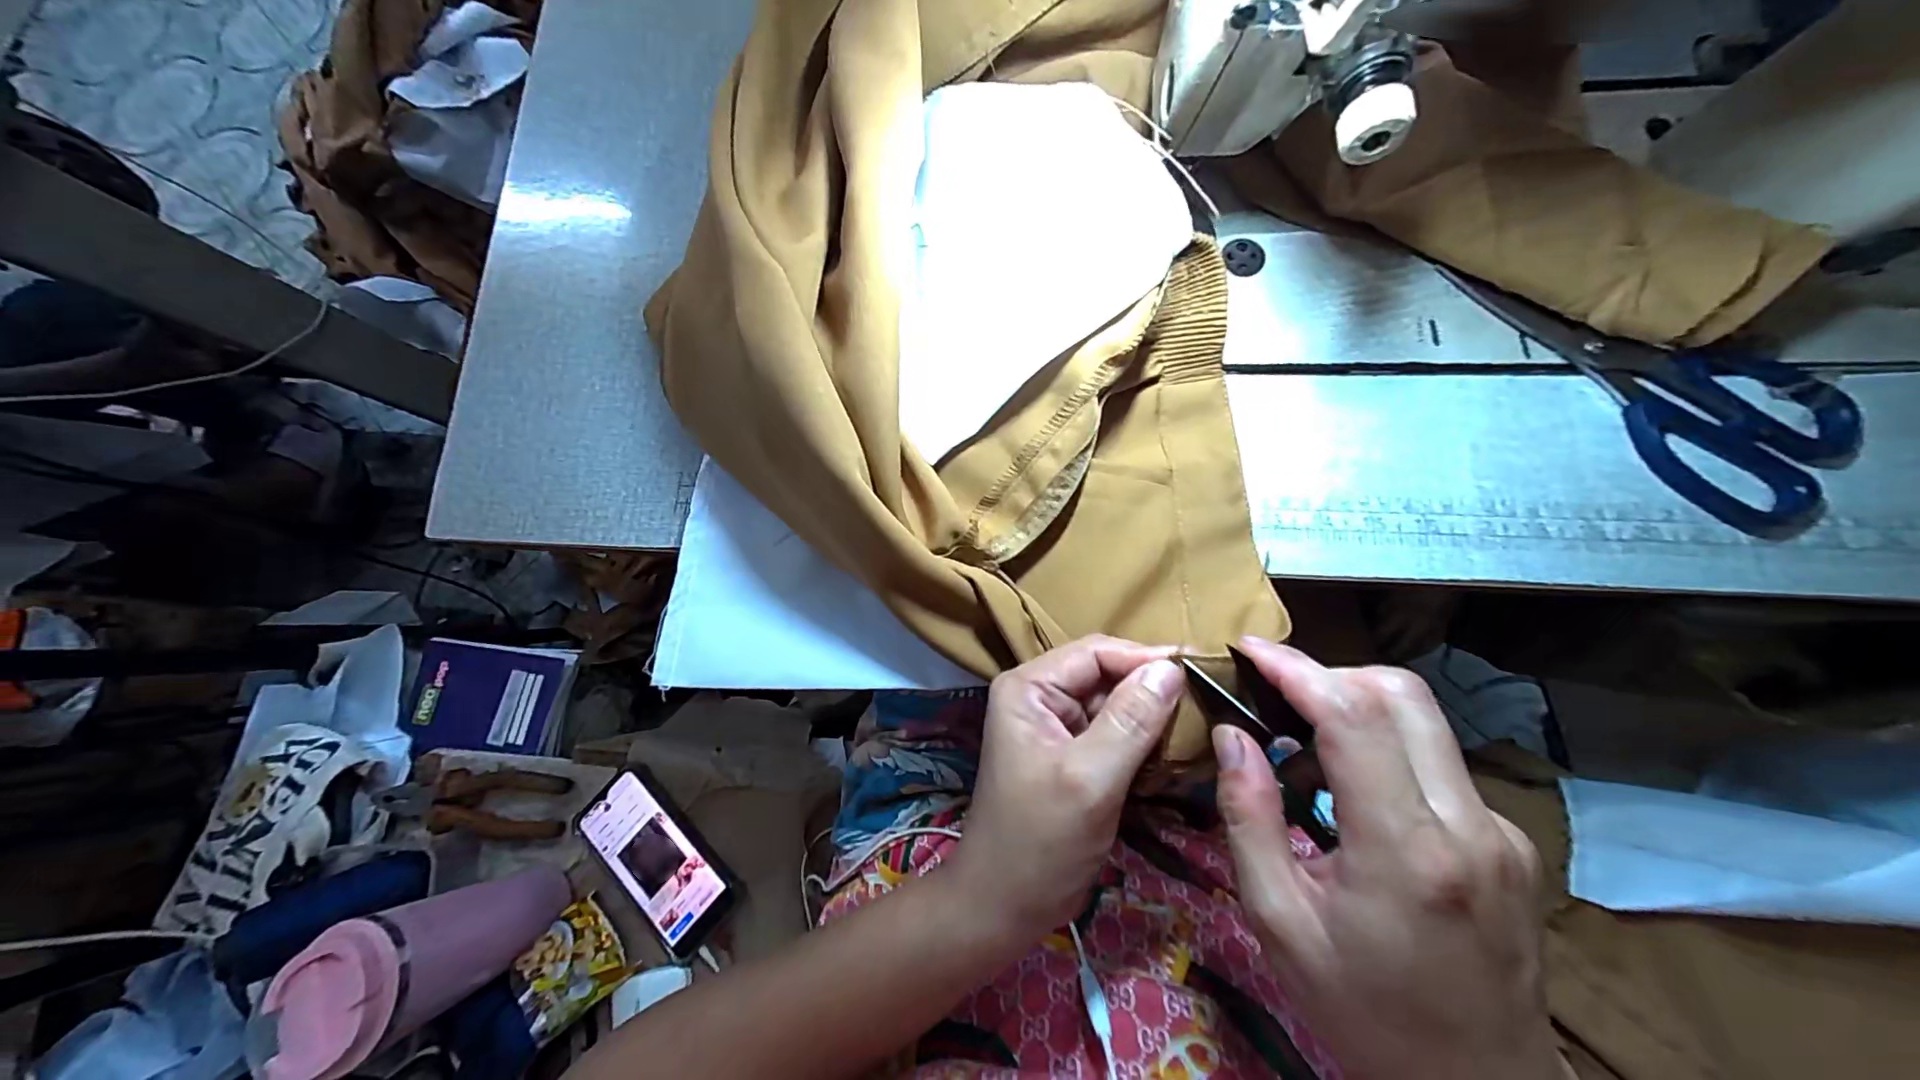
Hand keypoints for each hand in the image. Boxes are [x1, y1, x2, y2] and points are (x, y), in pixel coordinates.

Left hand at [948, 635, 1183, 942]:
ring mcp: (1055, 727)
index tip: (1204, 669)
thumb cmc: (1039, 842)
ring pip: (1115, 704)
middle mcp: (1039, 697)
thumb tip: (1172, 668)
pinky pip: (1115, 733)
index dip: (1148, 658)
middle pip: (1106, 674)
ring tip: (1204, 721)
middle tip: (1211, 698)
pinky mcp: (1072, 756)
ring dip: (1154, 715)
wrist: (1005, 905)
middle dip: (1154, 687)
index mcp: (1029, 688)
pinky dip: (1145, 740)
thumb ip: (1131, 720)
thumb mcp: (1089, 778)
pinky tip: (1179, 749)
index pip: (1096, 652)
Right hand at [1215, 637, 1557, 1079]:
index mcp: (1407, 850)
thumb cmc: (1363, 1011)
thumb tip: (1231, 737)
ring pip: (1422, 720)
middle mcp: (1468, 825)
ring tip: (1299, 745)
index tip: (1248, 649)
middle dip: (1328, 674)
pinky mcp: (1507, 837)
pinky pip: (1434, 760)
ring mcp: (1499, 828)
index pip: (1354, 718)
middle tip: (1273, 693)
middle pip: (1402, 695)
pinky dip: (1381, 748)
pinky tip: (1347, 792)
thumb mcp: (1279, 921)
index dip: (1296, 670)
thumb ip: (1249, 818)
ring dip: (1353, 708)